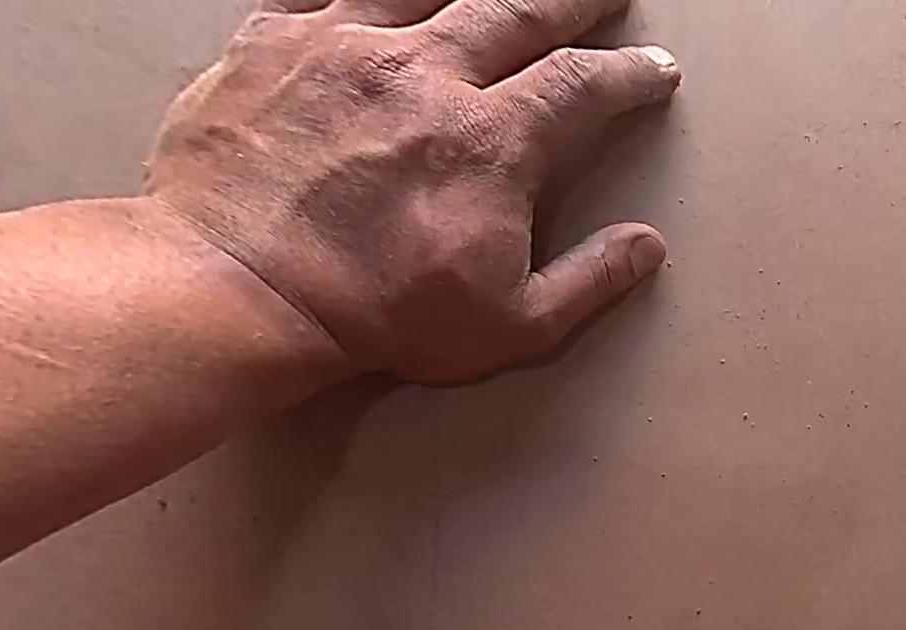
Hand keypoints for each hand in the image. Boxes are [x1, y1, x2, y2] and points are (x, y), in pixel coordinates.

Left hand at [144, 0, 680, 386]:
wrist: (249, 291)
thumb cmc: (392, 315)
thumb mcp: (520, 322)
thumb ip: (592, 278)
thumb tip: (649, 246)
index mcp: (491, 146)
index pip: (579, 87)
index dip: (628, 74)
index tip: (656, 69)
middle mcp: (425, 75)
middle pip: (515, 8)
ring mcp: (344, 45)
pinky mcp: (275, 39)